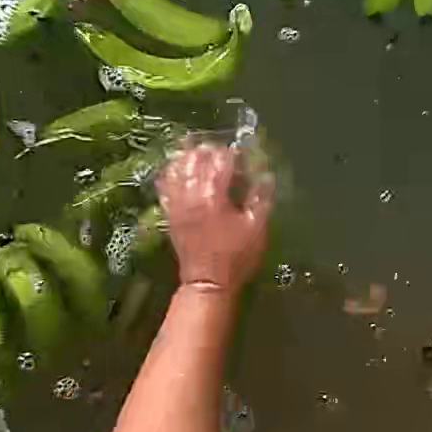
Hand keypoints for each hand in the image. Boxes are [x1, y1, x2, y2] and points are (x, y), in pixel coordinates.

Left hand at [156, 142, 273, 293]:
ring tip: (197, 148)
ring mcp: (178, 202)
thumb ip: (261, 196)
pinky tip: (175, 166)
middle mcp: (192, 193)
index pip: (222, 159)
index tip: (243, 155)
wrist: (208, 283)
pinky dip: (170, 172)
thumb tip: (266, 173)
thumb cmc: (237, 256)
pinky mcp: (169, 212)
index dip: (233, 153)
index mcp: (215, 194)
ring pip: (178, 167)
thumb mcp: (257, 226)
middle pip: (197, 158)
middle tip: (221, 151)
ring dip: (188, 155)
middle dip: (210, 149)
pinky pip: (165, 185)